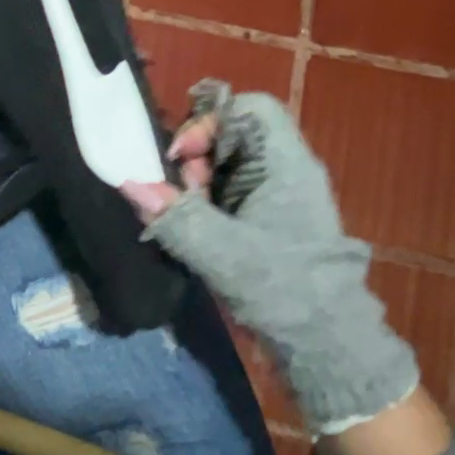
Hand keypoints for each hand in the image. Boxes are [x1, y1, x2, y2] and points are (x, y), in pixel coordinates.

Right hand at [119, 82, 418, 436]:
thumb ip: (174, 216)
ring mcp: (274, 196)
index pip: (250, 108)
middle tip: (179, 191)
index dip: (210, 119)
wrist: (326, 346)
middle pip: (230, 133)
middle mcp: (282, 171)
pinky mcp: (264, 220)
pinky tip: (189, 226)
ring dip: (194, 182)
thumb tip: (127, 183)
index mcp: (285, 165)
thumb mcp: (223, 253)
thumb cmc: (284, 289)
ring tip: (182, 213)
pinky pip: (225, 191)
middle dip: (194, 155)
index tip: (182, 156)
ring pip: (222, 163)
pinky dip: (202, 202)